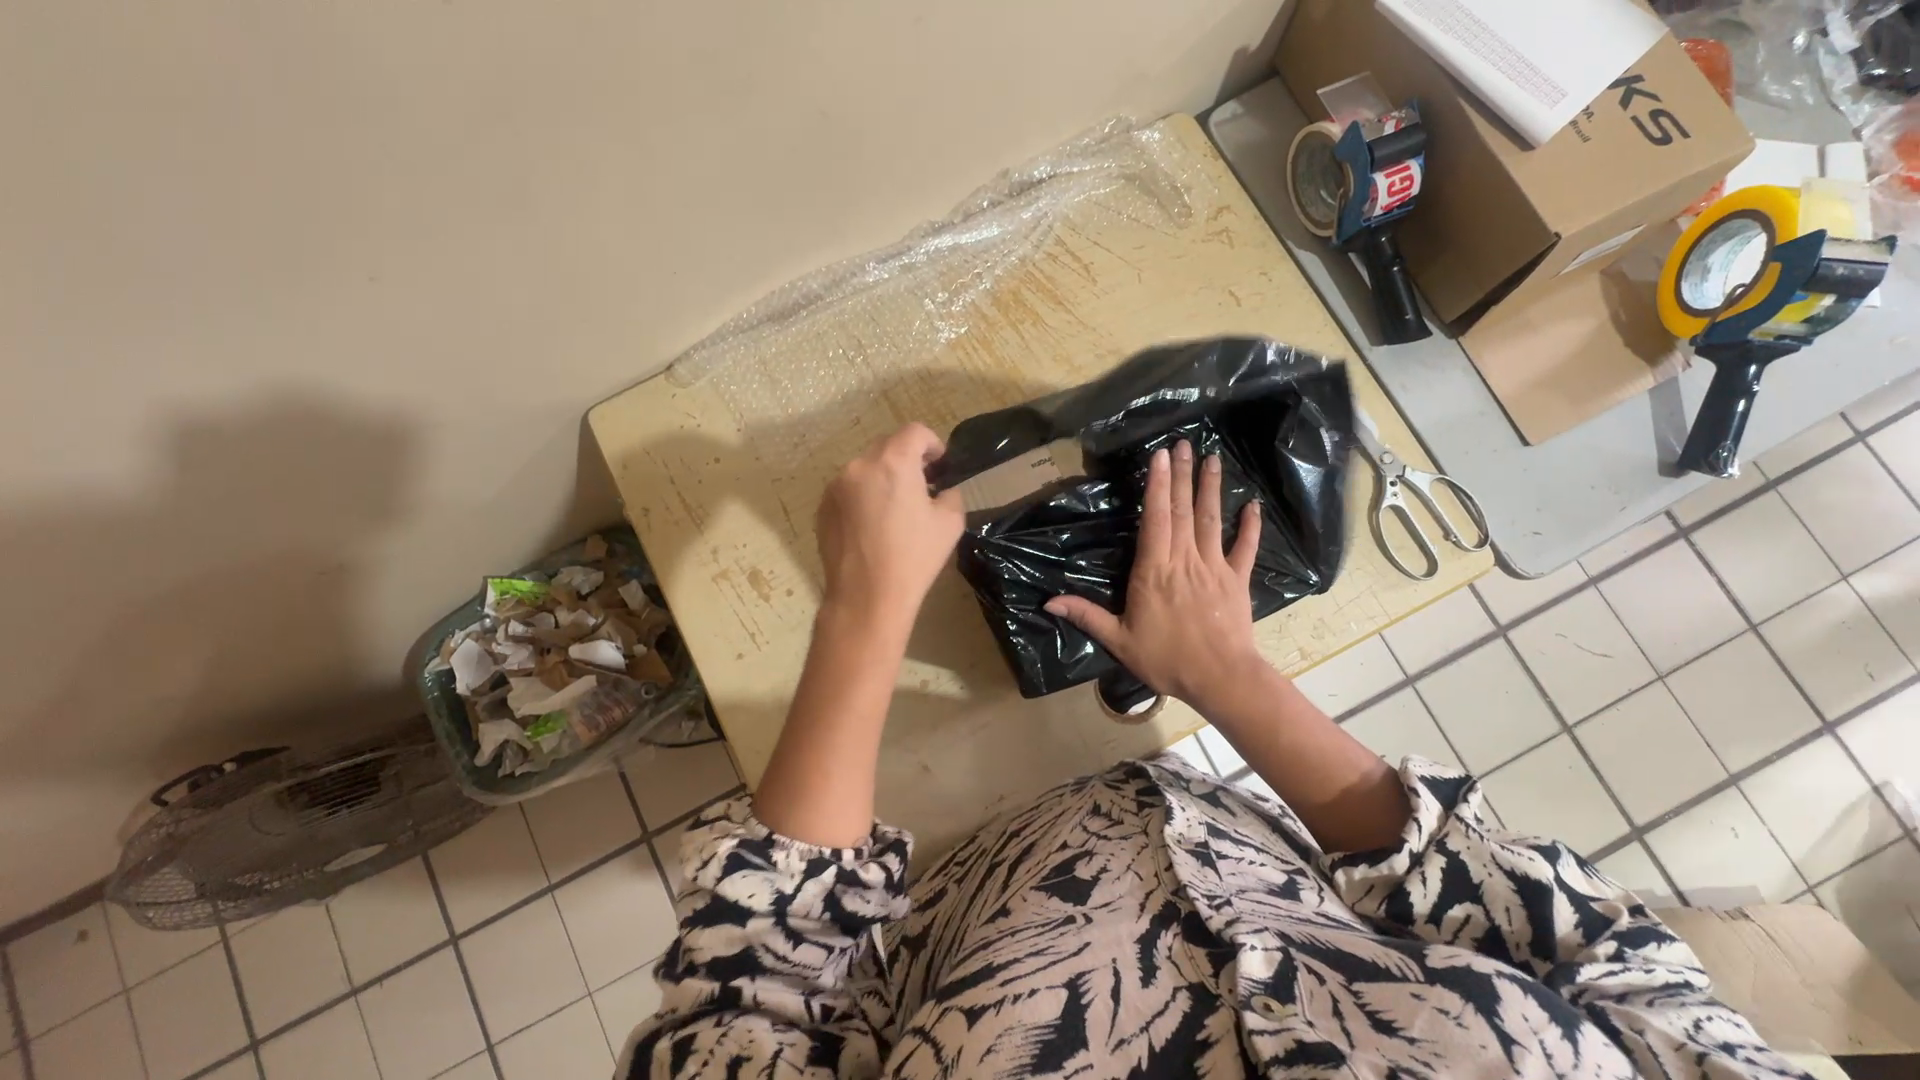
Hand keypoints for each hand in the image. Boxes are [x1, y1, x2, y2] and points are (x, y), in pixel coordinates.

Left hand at [816, 423, 965, 629]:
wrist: (866, 596)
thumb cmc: (913, 558)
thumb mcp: (949, 523)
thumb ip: (949, 494)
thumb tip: (939, 490)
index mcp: (893, 462)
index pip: (915, 431)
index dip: (932, 443)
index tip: (939, 465)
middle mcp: (859, 465)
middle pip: (887, 447)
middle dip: (906, 461)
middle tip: (920, 488)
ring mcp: (835, 486)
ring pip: (865, 469)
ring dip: (882, 479)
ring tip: (893, 511)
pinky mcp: (822, 508)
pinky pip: (848, 491)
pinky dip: (862, 497)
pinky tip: (871, 528)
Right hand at [1045, 440, 1268, 711]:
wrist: (1220, 678)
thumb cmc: (1167, 659)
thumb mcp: (1119, 640)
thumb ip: (1086, 615)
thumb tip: (1048, 602)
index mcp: (1153, 571)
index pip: (1155, 519)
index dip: (1157, 485)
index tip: (1159, 456)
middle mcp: (1184, 560)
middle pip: (1183, 510)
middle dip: (1181, 475)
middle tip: (1183, 443)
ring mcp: (1214, 567)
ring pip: (1212, 520)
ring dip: (1211, 488)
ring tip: (1211, 458)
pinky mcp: (1237, 580)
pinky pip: (1245, 548)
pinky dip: (1250, 526)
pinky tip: (1253, 504)